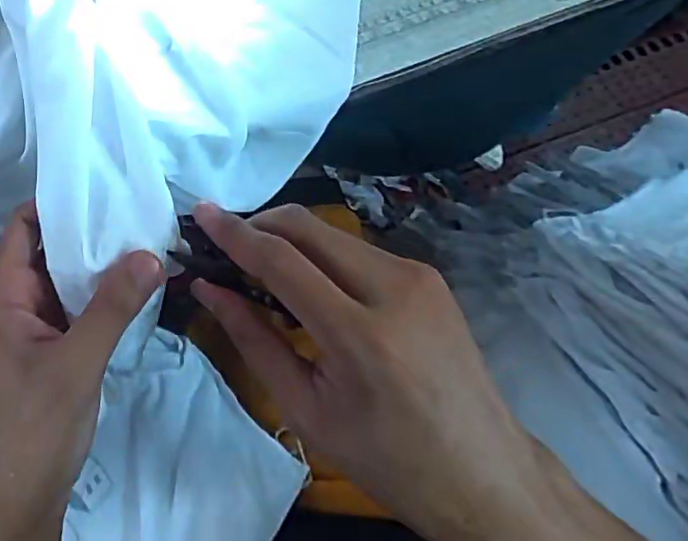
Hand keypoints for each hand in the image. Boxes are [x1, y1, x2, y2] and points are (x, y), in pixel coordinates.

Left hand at [0, 203, 164, 540]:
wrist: (18, 506)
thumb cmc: (33, 428)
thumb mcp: (76, 364)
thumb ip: (113, 307)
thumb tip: (152, 252)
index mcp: (5, 294)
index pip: (23, 226)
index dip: (55, 201)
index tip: (99, 185)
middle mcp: (17, 302)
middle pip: (48, 247)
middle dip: (87, 229)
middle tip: (135, 208)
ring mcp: (35, 327)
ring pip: (66, 277)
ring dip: (98, 262)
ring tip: (143, 237)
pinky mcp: (53, 349)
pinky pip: (76, 305)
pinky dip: (101, 292)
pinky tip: (135, 285)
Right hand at [188, 203, 638, 540]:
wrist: (485, 473)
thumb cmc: (386, 456)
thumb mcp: (306, 409)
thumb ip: (252, 339)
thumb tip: (208, 287)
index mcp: (361, 337)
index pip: (282, 260)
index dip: (235, 232)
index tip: (202, 214)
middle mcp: (393, 288)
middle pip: (306, 226)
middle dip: (259, 224)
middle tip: (227, 243)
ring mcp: (417, 274)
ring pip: (330, 232)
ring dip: (289, 239)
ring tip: (265, 268)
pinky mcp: (427, 272)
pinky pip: (356, 248)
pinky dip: (322, 254)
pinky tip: (313, 284)